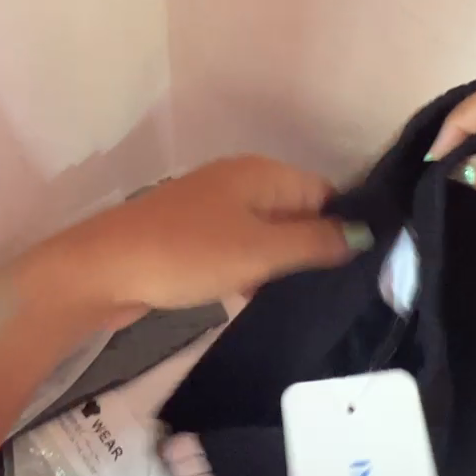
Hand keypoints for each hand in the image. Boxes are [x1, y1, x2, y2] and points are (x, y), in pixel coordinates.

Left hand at [31, 156, 371, 322]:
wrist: (104, 270)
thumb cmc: (188, 253)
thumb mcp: (260, 250)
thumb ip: (314, 242)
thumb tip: (364, 233)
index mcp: (260, 174)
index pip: (322, 191)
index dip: (346, 223)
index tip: (371, 266)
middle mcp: (239, 182)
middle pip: (295, 210)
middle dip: (316, 246)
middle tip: (345, 291)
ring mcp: (213, 208)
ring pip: (266, 232)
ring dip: (283, 262)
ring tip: (310, 301)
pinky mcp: (193, 237)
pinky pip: (238, 248)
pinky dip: (252, 270)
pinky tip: (259, 300)